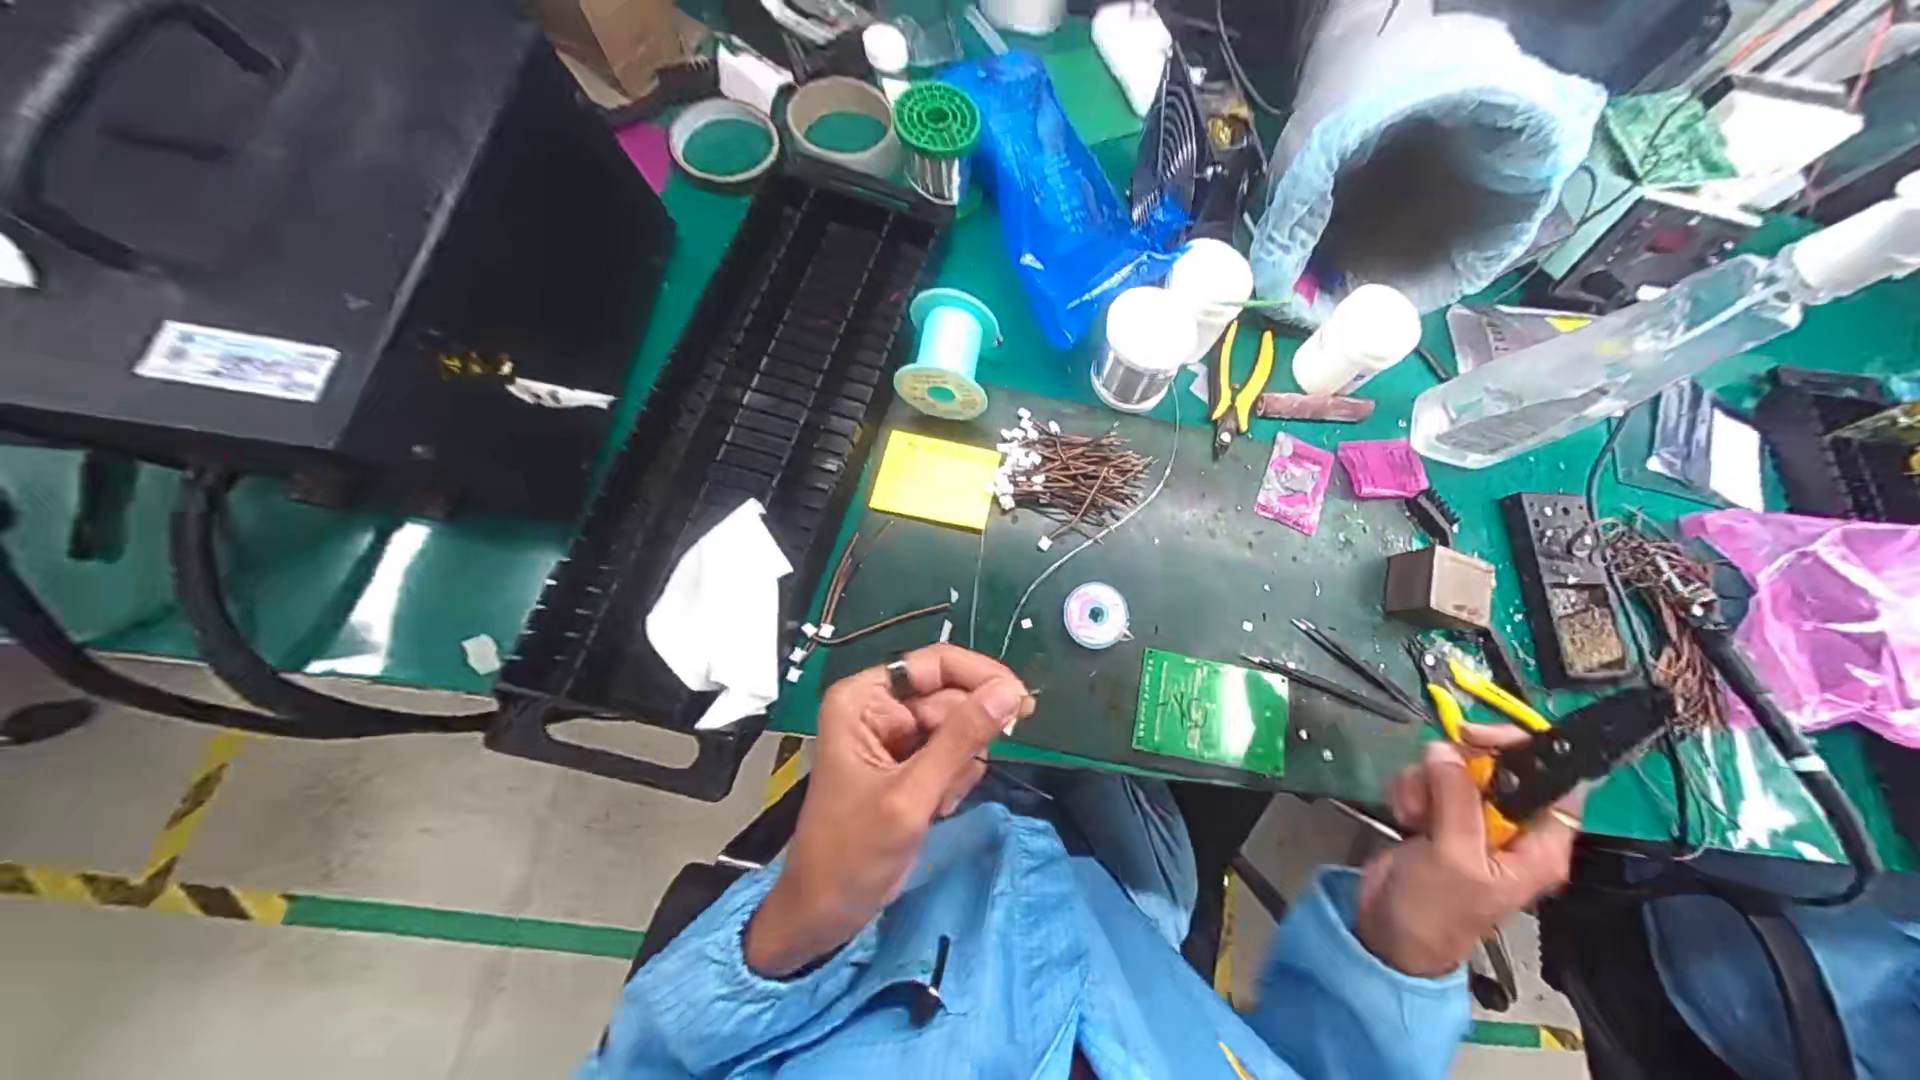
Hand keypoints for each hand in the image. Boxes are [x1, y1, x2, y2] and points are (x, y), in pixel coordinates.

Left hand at [745, 644, 1034, 975]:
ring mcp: (895, 734)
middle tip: (953, 782)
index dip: (982, 677)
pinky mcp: (909, 760)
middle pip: (952, 696)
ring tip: (934, 803)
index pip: (936, 664)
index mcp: (863, 698)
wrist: (825, 911)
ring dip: (959, 767)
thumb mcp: (910, 795)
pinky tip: (935, 808)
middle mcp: (879, 706)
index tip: (1022, 704)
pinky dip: (954, 780)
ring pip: (959, 727)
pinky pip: (954, 752)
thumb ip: (961, 739)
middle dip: (964, 742)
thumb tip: (1009, 691)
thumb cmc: (852, 853)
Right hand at [1356, 723, 1583, 976]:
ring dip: (1423, 780)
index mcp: (1537, 843)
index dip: (1524, 751)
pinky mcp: (1433, 818)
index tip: (1477, 734)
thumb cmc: (1436, 908)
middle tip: (1431, 772)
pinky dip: (1408, 789)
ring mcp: (1468, 822)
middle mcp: (1508, 827)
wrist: (1389, 933)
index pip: (1553, 782)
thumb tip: (1445, 747)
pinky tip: (1402, 814)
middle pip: (1493, 768)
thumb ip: (1455, 800)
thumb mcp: (1454, 857)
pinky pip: (1424, 782)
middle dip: (1455, 766)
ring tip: (1412, 811)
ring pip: (1450, 771)